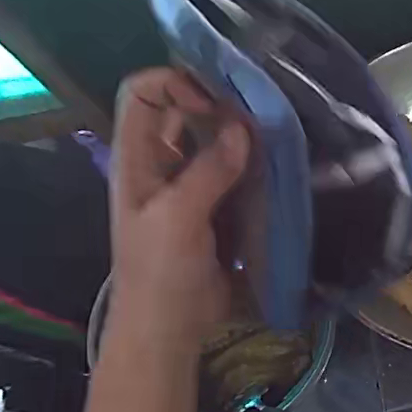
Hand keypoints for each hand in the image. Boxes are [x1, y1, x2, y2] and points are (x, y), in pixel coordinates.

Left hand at [107, 67, 249, 353]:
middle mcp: (161, 163)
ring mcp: (190, 185)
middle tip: (257, 114)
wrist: (169, 326)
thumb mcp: (178, 217)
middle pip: (183, 111)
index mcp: (136, 158)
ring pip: (213, 141)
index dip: (175, 85)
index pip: (143, 93)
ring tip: (273, 137)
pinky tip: (275, 166)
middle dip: (217, 104)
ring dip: (240, 135)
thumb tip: (243, 129)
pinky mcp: (217, 207)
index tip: (215, 104)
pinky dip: (252, 164)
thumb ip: (209, 170)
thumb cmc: (160, 271)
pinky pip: (234, 173)